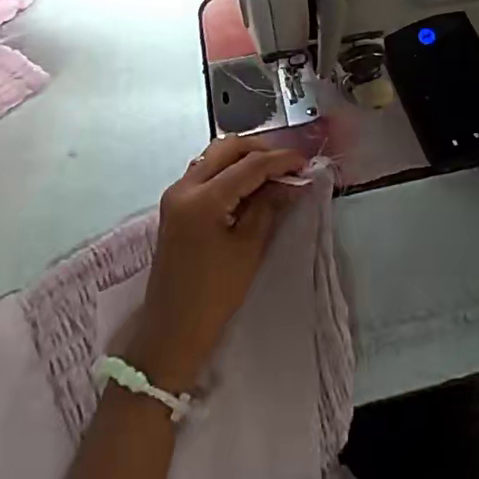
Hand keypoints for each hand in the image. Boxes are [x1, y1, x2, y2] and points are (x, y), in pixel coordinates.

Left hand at [125, 137, 307, 389]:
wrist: (172, 330)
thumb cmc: (215, 295)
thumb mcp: (249, 248)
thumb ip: (269, 206)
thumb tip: (292, 181)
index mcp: (203, 199)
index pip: (250, 164)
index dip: (281, 159)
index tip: (306, 162)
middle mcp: (184, 187)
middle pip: (228, 148)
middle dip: (261, 150)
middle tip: (288, 165)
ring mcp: (176, 194)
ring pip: (214, 156)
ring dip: (244, 158)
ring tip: (273, 174)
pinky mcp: (175, 205)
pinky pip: (205, 172)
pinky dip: (229, 171)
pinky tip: (250, 186)